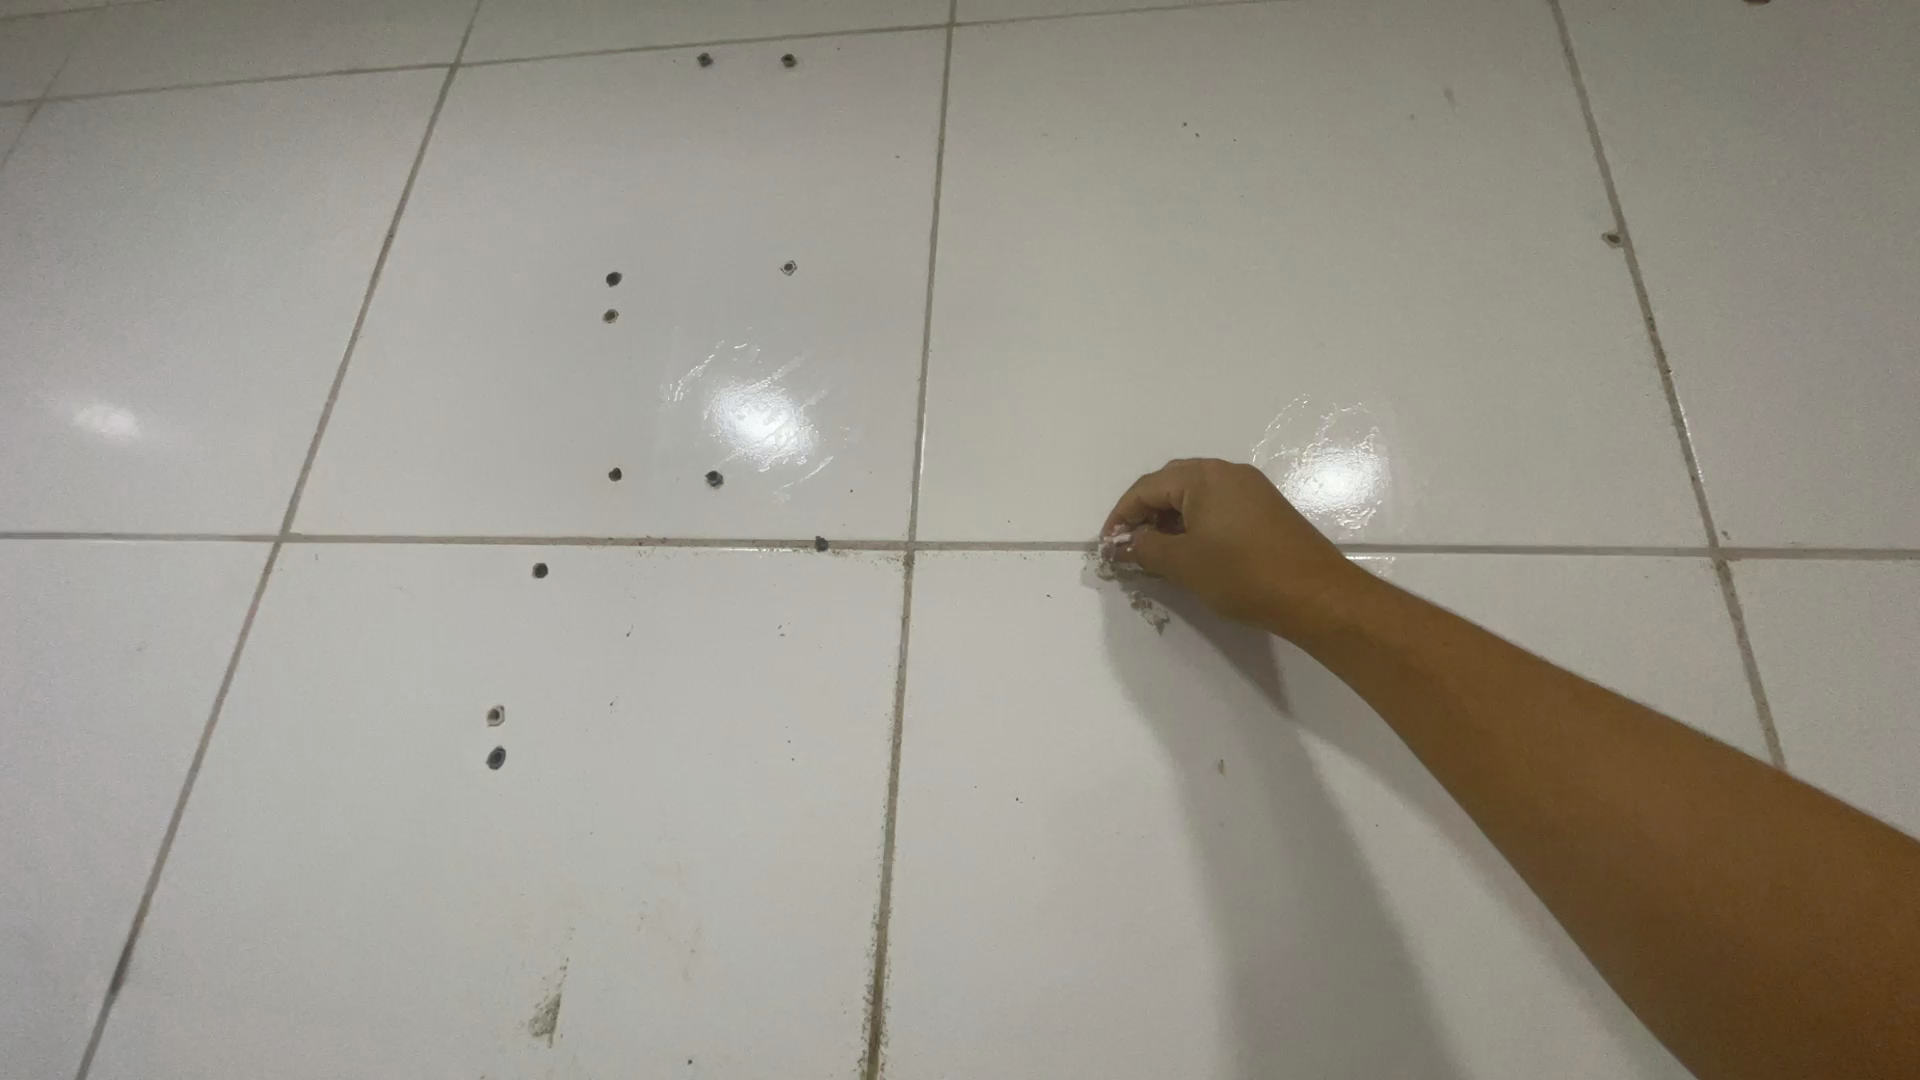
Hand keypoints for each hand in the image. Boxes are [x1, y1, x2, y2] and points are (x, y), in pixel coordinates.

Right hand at [1101, 458, 1366, 634]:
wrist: (1316, 595)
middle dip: (1145, 514)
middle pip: (1170, 485)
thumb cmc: (1242, 575)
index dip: (1121, 516)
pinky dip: (1195, 523)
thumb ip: (1145, 548)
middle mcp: (1227, 472)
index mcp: (1203, 477)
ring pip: (1195, 495)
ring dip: (1170, 519)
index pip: (1146, 488)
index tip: (1108, 545)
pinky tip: (1191, 550)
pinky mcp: (1265, 508)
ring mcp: (1250, 488)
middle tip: (1130, 546)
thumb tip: (1125, 543)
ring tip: (1157, 552)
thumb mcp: (1182, 563)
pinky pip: (1217, 505)